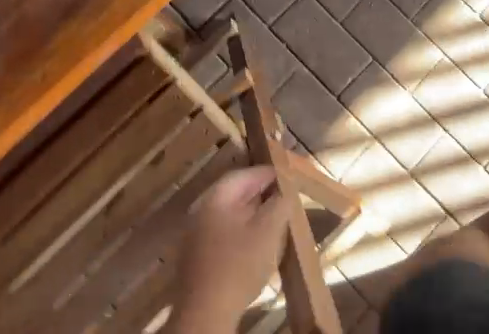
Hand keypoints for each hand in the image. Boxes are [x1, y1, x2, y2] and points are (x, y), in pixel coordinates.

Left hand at [171, 167, 290, 333]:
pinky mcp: (197, 257)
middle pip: (237, 192)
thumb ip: (281, 200)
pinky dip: (243, 230)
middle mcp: (201, 211)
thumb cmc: (240, 265)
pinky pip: (224, 232)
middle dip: (263, 193)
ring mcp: (196, 236)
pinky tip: (258, 244)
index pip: (247, 173)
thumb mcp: (270, 228)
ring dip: (254, 213)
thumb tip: (286, 187)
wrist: (206, 314)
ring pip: (231, 214)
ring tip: (277, 220)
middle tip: (287, 198)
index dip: (272, 173)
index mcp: (216, 198)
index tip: (292, 179)